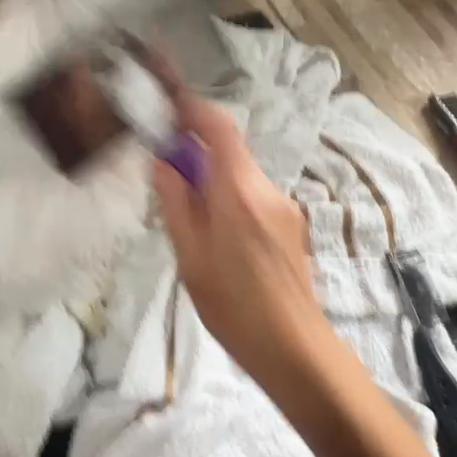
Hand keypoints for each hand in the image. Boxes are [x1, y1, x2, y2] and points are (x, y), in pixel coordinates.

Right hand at [151, 94, 329, 389]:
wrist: (293, 347)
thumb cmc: (232, 306)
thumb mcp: (190, 256)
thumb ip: (176, 202)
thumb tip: (163, 161)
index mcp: (238, 190)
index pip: (220, 126)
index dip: (193, 109)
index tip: (167, 111)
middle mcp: (266, 188)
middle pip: (229, 152)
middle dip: (196, 157)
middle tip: (166, 185)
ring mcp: (284, 207)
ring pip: (240, 177)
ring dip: (212, 183)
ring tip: (191, 226)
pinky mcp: (291, 226)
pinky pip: (253, 198)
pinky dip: (230, 202)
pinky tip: (219, 243)